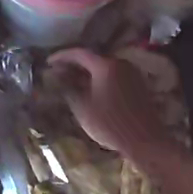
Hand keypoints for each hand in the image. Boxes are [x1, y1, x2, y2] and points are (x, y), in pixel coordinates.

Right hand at [47, 47, 173, 156]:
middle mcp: (120, 64)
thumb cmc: (109, 123)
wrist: (144, 140)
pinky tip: (89, 89)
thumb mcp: (82, 107)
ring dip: (86, 72)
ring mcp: (131, 73)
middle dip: (73, 65)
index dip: (61, 56)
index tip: (48, 63)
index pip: (79, 53)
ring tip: (70, 81)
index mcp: (105, 66)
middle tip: (57, 72)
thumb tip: (57, 76)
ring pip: (103, 67)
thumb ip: (68, 88)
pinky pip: (113, 75)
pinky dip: (98, 78)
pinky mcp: (137, 84)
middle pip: (92, 58)